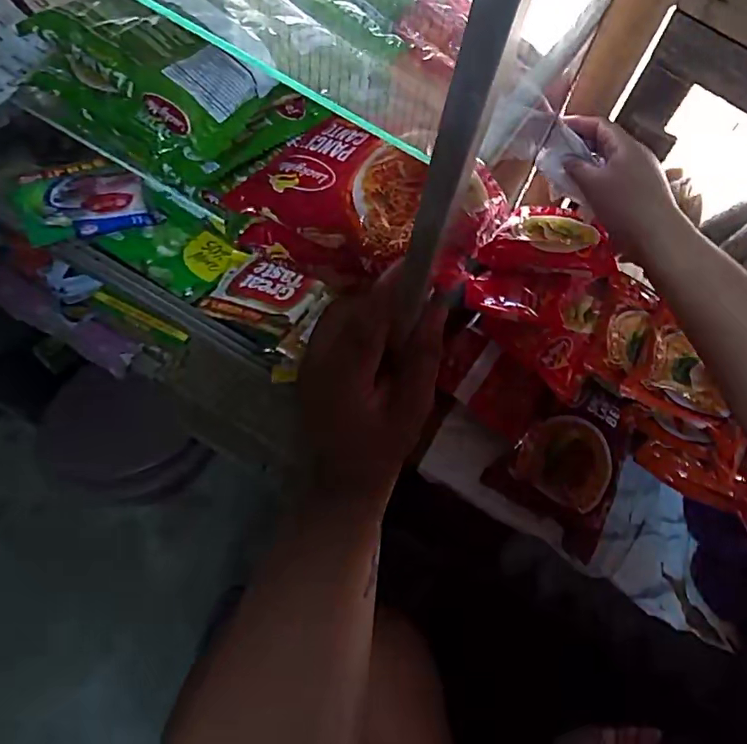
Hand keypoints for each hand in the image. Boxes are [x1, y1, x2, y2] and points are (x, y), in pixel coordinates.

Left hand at [295, 269, 450, 509]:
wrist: (338, 484)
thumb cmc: (381, 451)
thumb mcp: (413, 408)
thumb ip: (424, 356)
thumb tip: (437, 306)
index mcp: (343, 373)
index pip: (368, 315)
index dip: (393, 284)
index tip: (419, 262)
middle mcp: (317, 358)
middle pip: (352, 306)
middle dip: (386, 293)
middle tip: (420, 291)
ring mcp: (308, 359)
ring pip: (341, 312)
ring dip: (373, 304)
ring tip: (405, 313)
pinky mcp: (310, 361)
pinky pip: (336, 325)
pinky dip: (361, 318)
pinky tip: (383, 333)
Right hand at [561, 116, 696, 266]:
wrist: (659, 238)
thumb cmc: (624, 205)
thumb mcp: (592, 184)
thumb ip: (575, 167)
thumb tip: (567, 159)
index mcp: (626, 145)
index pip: (600, 124)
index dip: (578, 123)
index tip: (559, 128)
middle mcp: (638, 155)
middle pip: (608, 142)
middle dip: (583, 146)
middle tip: (561, 153)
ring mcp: (645, 173)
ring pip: (613, 162)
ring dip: (592, 165)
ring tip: (572, 175)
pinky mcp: (646, 192)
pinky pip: (620, 178)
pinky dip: (602, 180)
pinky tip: (591, 194)